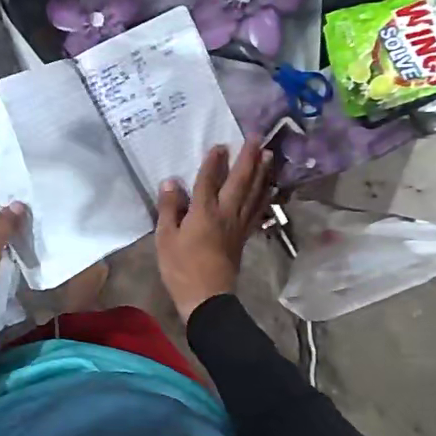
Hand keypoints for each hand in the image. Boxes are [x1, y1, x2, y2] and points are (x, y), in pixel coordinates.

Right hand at [156, 139, 273, 320]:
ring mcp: (239, 225)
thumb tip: (171, 182)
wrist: (207, 298)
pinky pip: (257, 211)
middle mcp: (226, 214)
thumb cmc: (181, 269)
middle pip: (240, 181)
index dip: (214, 161)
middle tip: (257, 137)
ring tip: (269, 155)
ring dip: (262, 172)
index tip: (220, 144)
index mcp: (205, 212)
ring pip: (254, 193)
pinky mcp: (244, 237)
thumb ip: (169, 209)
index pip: (210, 180)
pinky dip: (265, 197)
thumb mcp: (166, 238)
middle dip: (248, 158)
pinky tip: (269, 189)